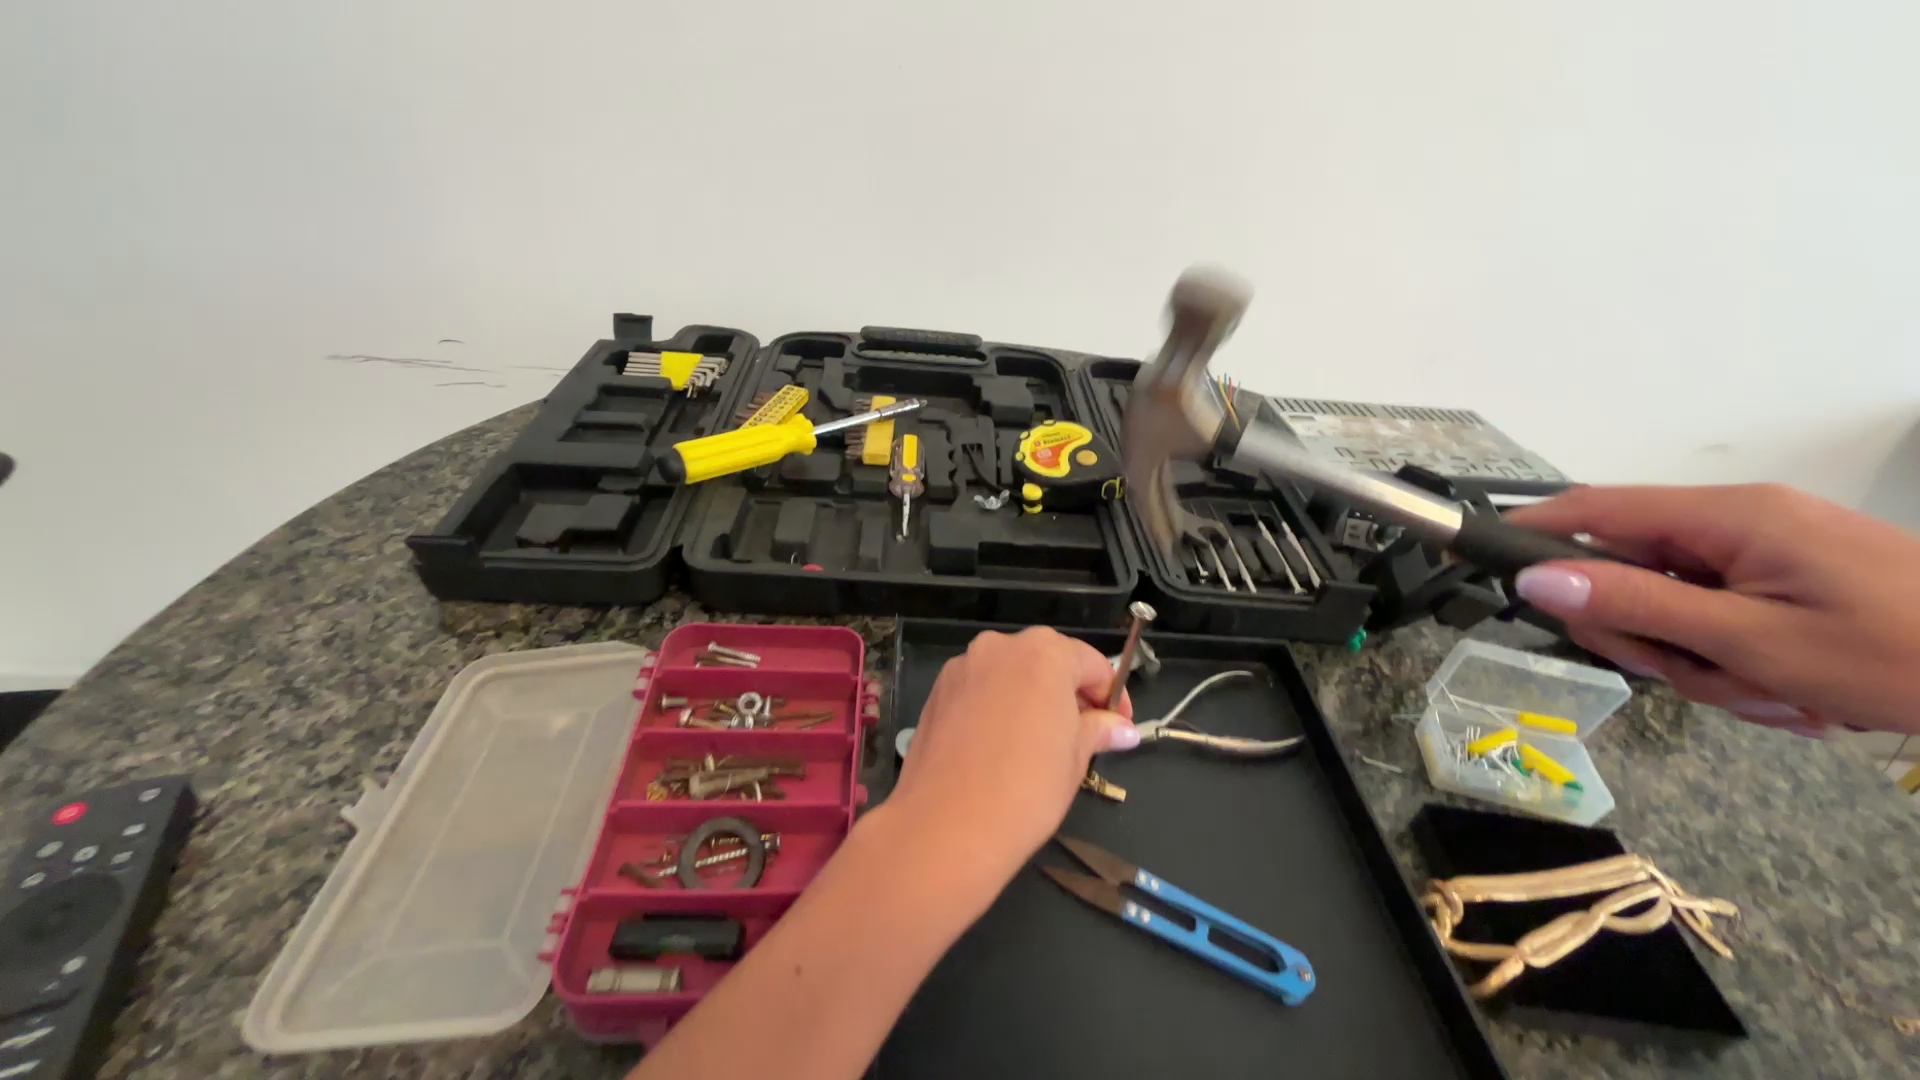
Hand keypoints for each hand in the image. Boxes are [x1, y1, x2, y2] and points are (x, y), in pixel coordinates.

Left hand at [886, 628, 1136, 879]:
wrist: (946, 825)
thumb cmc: (1026, 788)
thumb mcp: (1075, 759)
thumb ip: (1098, 730)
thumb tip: (1121, 728)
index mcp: (1044, 652)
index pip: (1091, 663)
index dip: (1111, 696)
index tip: (1118, 727)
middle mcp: (1000, 646)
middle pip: (1047, 661)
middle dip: (1069, 693)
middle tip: (1084, 737)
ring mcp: (963, 667)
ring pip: (1010, 673)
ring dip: (1032, 698)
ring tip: (1041, 745)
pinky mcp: (937, 691)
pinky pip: (980, 689)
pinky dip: (997, 706)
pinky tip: (1001, 746)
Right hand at [1506, 483, 1919, 734]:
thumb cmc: (1902, 655)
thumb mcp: (1752, 642)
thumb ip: (1635, 605)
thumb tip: (1535, 578)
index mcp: (1727, 518)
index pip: (1594, 508)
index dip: (1530, 530)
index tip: (1479, 559)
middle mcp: (1739, 524)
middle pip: (1628, 569)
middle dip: (1643, 631)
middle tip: (1685, 671)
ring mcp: (1767, 553)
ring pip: (1670, 605)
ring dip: (1697, 658)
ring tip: (1766, 692)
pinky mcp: (1789, 581)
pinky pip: (1715, 617)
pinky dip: (1731, 660)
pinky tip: (1785, 689)